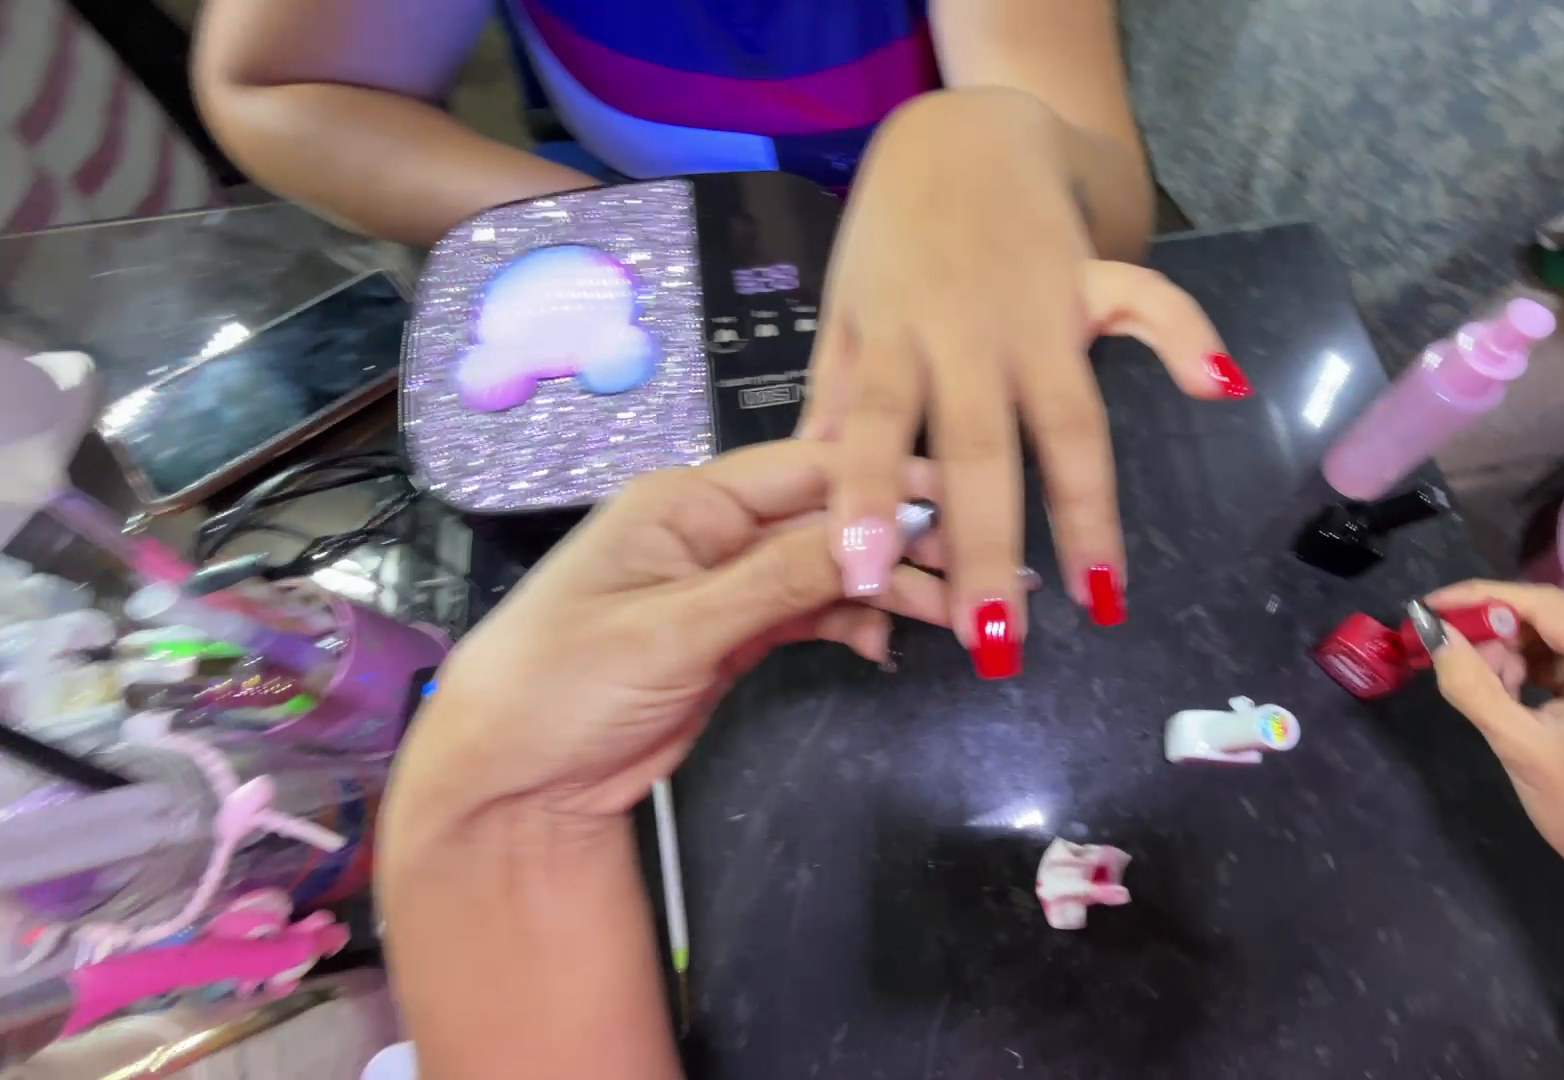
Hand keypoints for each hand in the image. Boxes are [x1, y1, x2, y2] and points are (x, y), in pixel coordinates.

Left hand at [391, 441, 949, 821]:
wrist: (511, 786)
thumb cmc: (563, 688)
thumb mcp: (672, 630)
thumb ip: (778, 580)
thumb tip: (882, 535)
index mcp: (689, 500)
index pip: (806, 470)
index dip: (883, 484)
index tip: (956, 510)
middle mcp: (718, 528)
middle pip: (830, 519)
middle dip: (900, 542)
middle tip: (975, 572)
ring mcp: (733, 581)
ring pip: (832, 568)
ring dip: (888, 588)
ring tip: (952, 616)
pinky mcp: (743, 631)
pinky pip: (815, 611)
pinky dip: (854, 623)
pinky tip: (885, 643)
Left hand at [797, 87, 1241, 677]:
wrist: (958, 131)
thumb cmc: (890, 235)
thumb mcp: (843, 309)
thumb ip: (834, 392)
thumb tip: (809, 480)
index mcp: (894, 336)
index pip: (872, 427)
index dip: (863, 501)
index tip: (864, 580)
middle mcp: (967, 329)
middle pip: (980, 449)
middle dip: (987, 547)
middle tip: (995, 640)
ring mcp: (1039, 304)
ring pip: (1069, 415)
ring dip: (1089, 507)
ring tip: (1103, 595)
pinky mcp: (1093, 277)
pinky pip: (1150, 303)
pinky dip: (1186, 341)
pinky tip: (1222, 390)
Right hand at [1410, 581, 1563, 908]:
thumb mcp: (1519, 747)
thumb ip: (1471, 684)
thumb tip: (1430, 632)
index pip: (1551, 607)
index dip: (1483, 597)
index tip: (1430, 606)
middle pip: (1560, 619)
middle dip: (1498, 631)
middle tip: (1455, 658)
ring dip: (1517, 651)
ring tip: (1489, 687)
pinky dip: (1541, 668)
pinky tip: (1517, 693)